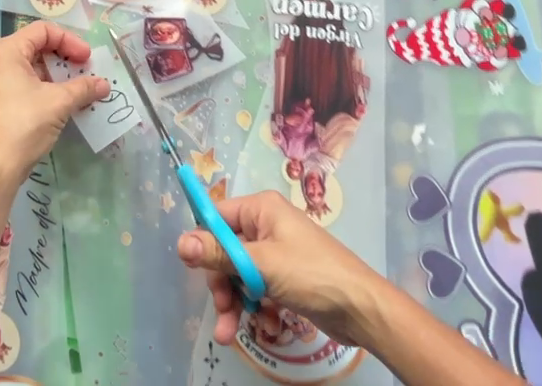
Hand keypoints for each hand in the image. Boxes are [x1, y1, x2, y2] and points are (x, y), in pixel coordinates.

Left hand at [0, 21, 108, 189]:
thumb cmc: (25, 124)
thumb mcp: (59, 102)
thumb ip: (83, 88)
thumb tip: (105, 85)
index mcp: (7, 51)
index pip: (43, 30)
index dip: (69, 40)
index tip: (87, 58)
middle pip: (37, 46)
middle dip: (65, 58)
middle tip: (85, 71)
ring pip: (31, 67)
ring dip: (57, 74)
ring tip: (79, 88)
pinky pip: (24, 83)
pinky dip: (45, 87)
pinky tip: (64, 102)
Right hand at [178, 191, 384, 348]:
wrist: (361, 309)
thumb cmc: (311, 274)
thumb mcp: (261, 265)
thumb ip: (220, 254)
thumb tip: (180, 242)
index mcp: (261, 209)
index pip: (217, 217)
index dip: (203, 242)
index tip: (191, 269)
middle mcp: (266, 225)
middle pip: (225, 250)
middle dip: (221, 284)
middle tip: (221, 310)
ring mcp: (276, 252)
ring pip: (239, 274)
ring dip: (232, 302)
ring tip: (229, 333)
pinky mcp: (284, 277)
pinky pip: (256, 287)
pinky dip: (253, 306)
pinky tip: (260, 325)